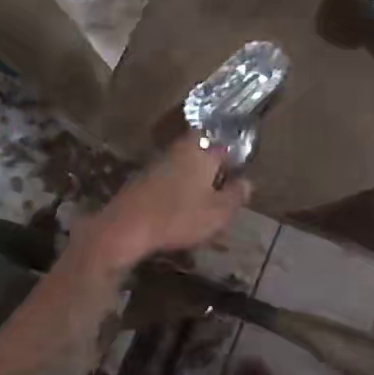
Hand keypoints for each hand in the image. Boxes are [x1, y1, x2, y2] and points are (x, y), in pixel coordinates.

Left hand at [72, 134, 251, 272]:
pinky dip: (177, 198)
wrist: (126, 228)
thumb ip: (236, 195)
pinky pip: (169, 185)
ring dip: (196, 189)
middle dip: (214, 177)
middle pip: (204, 157)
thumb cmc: (179, 217)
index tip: (239, 182)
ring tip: (203, 215)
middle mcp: (179, 150)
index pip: (225, 146)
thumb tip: (247, 182)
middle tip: (222, 202)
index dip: (234, 163)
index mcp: (201, 151)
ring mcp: (157, 164)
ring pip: (186, 172)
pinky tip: (179, 218)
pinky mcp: (142, 181)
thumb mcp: (219, 211)